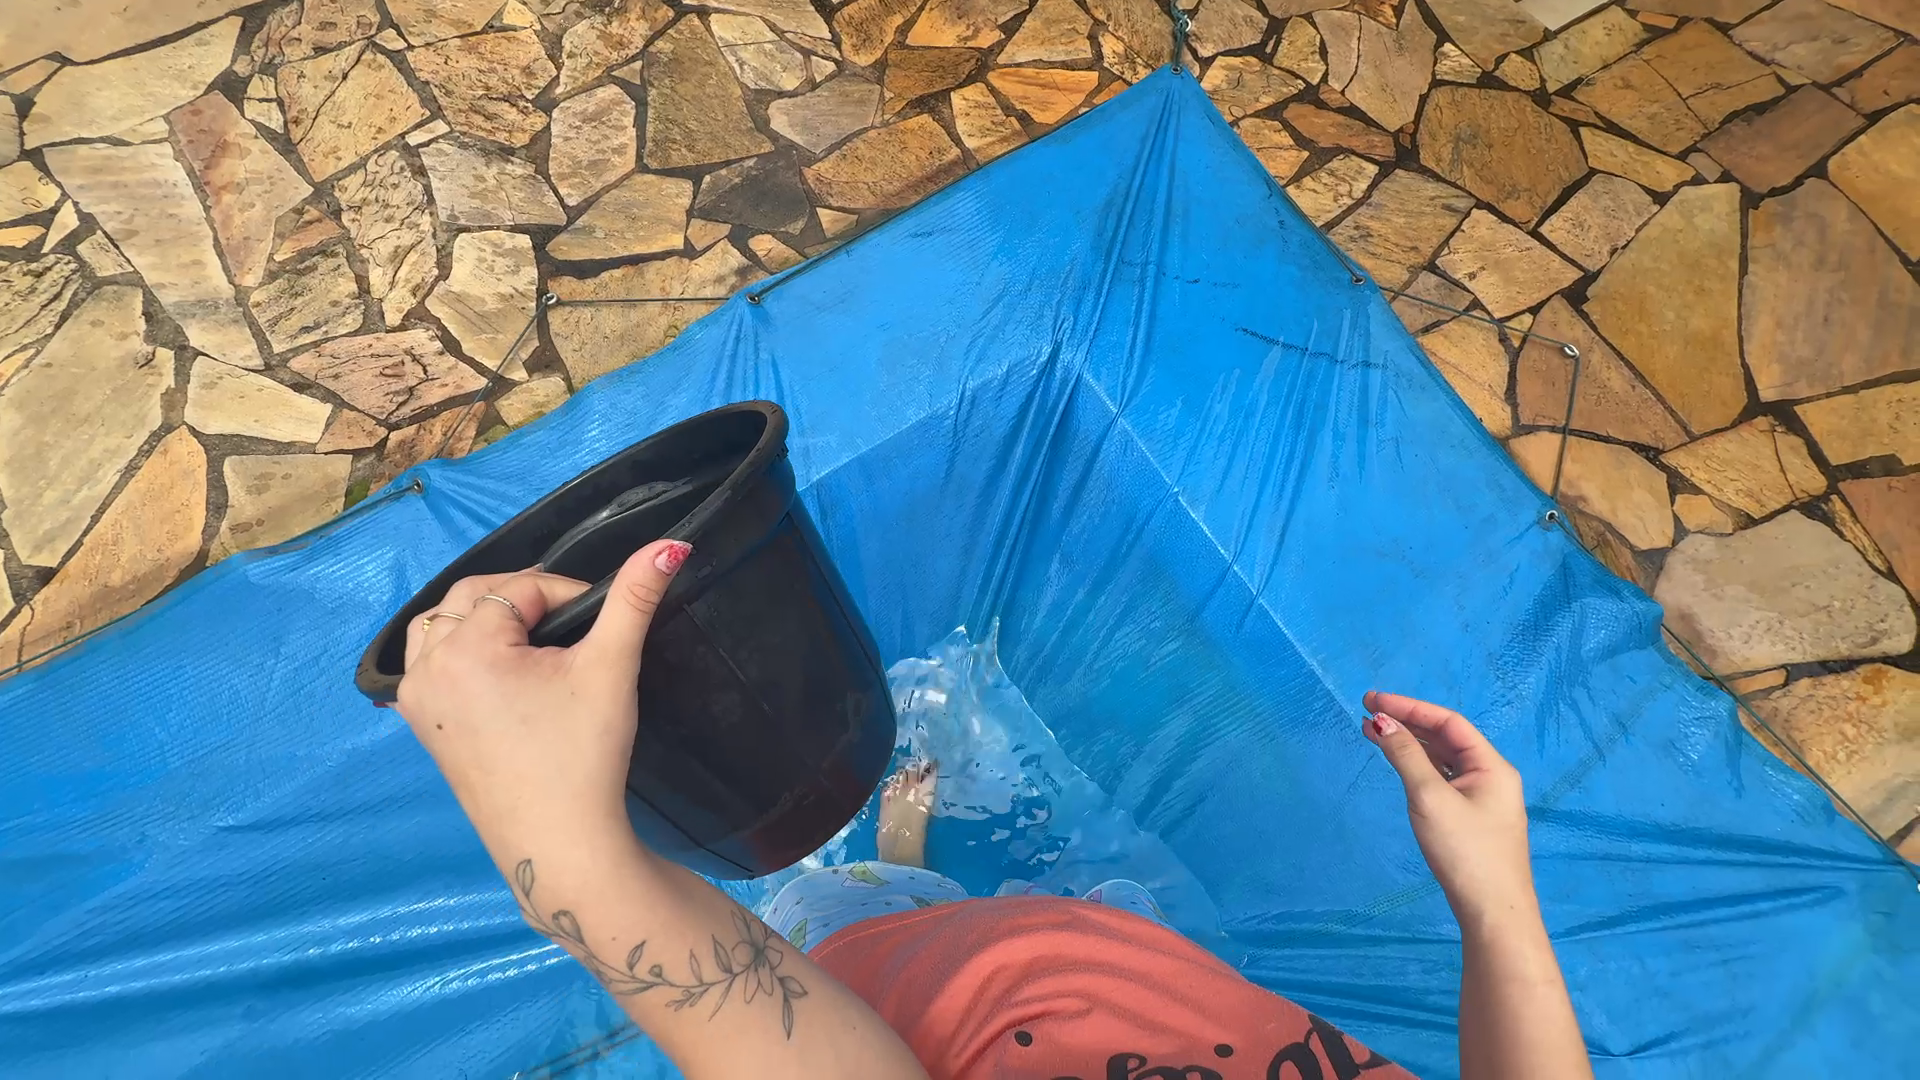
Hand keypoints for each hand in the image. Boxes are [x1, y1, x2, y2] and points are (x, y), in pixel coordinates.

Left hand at [394, 539, 692, 856]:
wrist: (558, 838)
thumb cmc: (583, 749)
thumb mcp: (612, 664)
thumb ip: (636, 598)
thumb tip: (671, 544)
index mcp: (466, 646)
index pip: (524, 587)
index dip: (570, 594)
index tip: (604, 627)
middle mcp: (426, 666)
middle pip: (474, 596)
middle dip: (528, 597)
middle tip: (575, 627)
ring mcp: (417, 699)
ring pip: (443, 625)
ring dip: (487, 617)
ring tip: (537, 640)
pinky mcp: (424, 725)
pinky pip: (431, 661)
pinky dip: (462, 648)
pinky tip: (500, 669)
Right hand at [1362, 691, 1533, 926]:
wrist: (1491, 911)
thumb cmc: (1464, 849)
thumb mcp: (1429, 797)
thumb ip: (1404, 755)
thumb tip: (1381, 720)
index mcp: (1491, 766)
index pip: (1448, 721)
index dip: (1409, 707)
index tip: (1372, 700)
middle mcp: (1489, 775)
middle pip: (1444, 736)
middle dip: (1405, 721)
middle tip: (1366, 711)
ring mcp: (1480, 796)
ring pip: (1440, 756)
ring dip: (1407, 741)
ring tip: (1371, 731)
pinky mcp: (1469, 814)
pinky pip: (1439, 775)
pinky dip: (1414, 762)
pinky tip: (1395, 760)